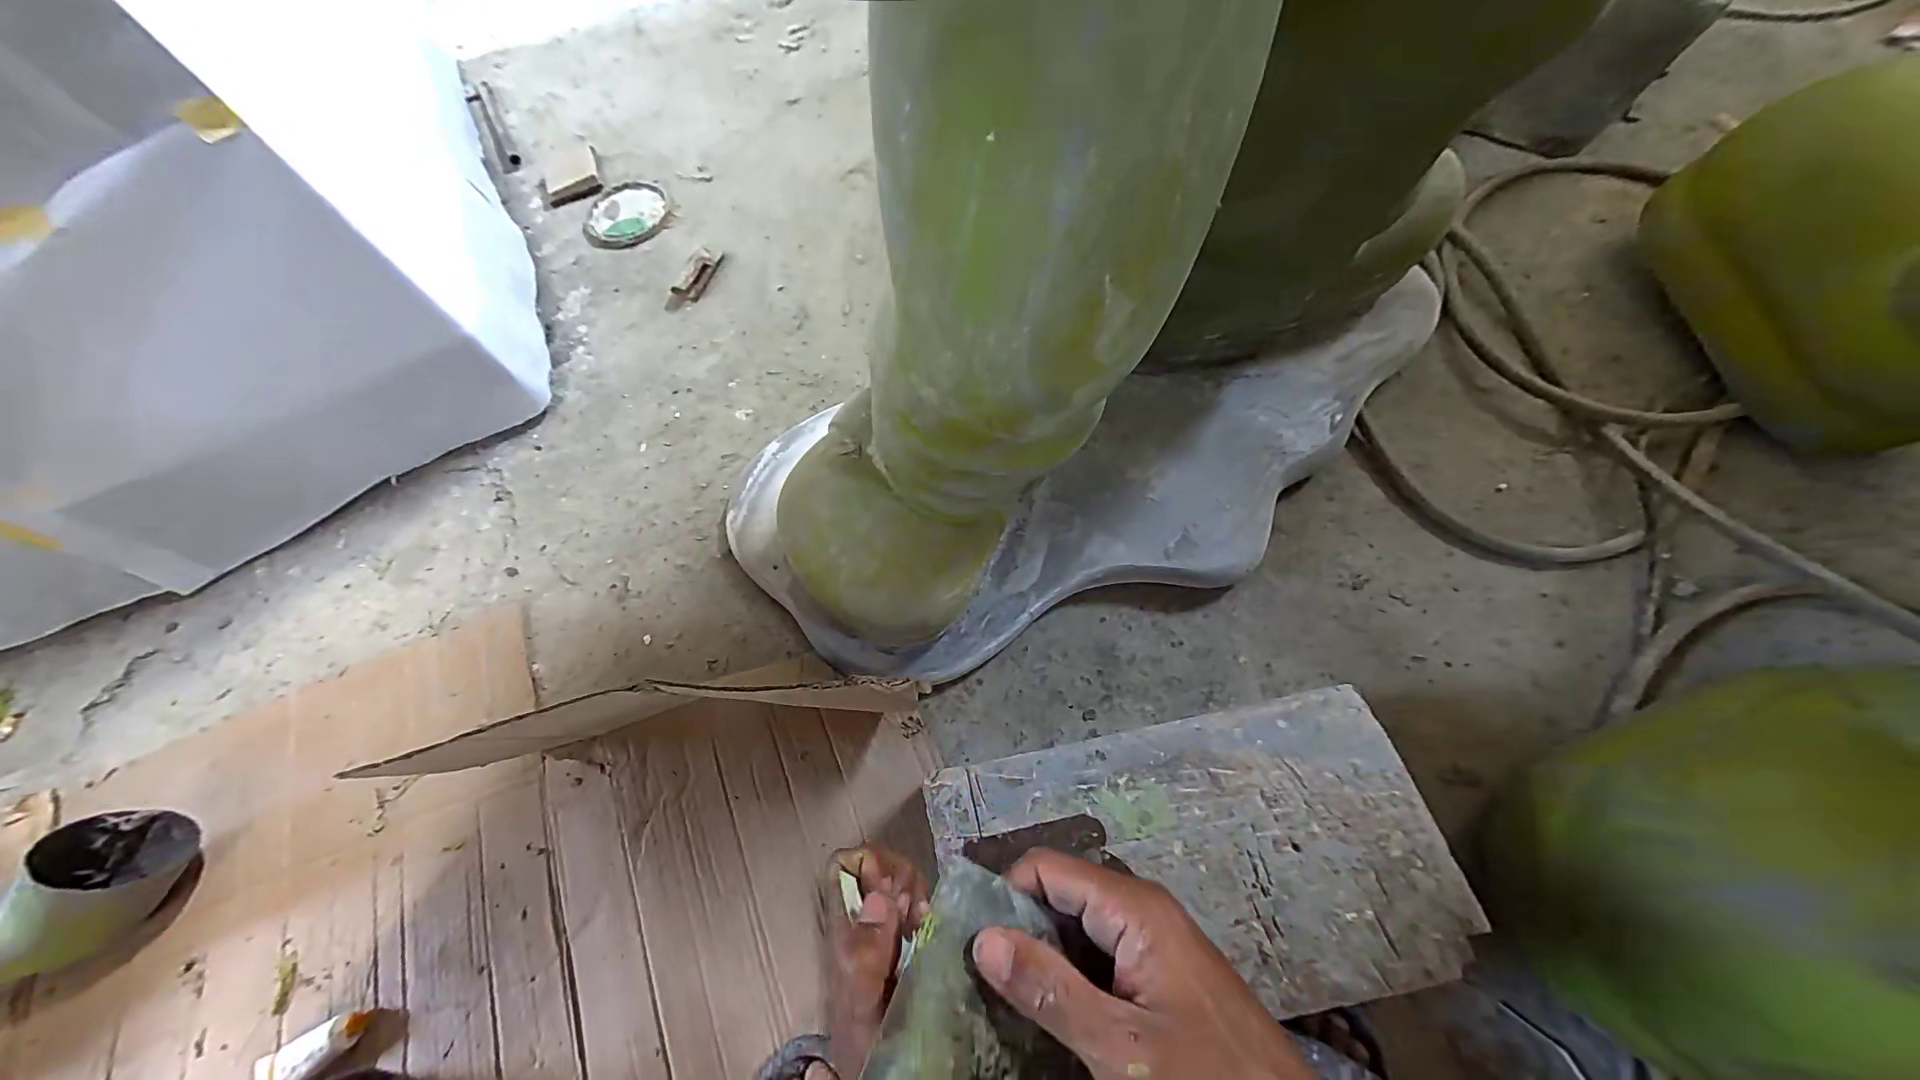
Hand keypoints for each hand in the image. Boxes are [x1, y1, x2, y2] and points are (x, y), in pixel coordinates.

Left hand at [826, 846, 929, 1075]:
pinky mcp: (908, 932)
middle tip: (913, 912)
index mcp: (842, 922)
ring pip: (901, 879)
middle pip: (880, 866)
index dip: (873, 865)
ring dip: (917, 892)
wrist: (881, 1062)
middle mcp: (862, 915)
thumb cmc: (864, 1033)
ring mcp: (885, 922)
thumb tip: (879, 897)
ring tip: (921, 921)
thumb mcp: (861, 997)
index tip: (894, 891)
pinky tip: (929, 925)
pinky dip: (929, 904)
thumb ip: (865, 954)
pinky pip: (920, 898)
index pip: (848, 864)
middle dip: (902, 879)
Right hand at [970, 849, 1314, 1079]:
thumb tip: (983, 938)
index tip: (972, 945)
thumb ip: (1050, 990)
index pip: (1046, 869)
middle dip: (1021, 931)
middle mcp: (1141, 910)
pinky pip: (1099, 957)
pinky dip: (1070, 978)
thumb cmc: (1206, 1078)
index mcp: (1134, 908)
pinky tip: (1054, 1015)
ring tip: (1010, 1001)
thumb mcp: (1122, 1046)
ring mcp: (1152, 941)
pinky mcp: (1158, 972)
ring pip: (1076, 929)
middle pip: (1059, 896)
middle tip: (985, 981)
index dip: (1006, 897)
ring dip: (1043, 960)